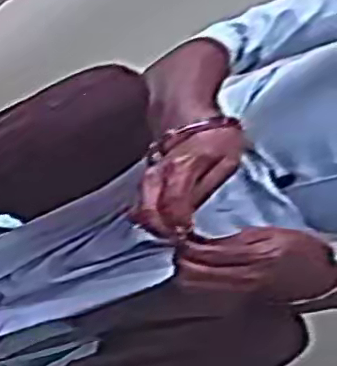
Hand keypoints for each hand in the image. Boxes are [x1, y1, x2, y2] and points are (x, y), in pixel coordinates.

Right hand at [132, 124, 245, 238]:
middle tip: (174, 240)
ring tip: (169, 233)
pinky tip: (161, 223)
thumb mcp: (227, 162)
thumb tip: (189, 214)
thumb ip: (205, 189)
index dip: (177, 223)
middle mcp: (155, 178)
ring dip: (152, 225)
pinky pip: (139, 207)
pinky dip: (148, 218)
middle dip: (159, 229)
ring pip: (139, 212)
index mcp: (180, 170)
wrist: (191, 125)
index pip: (172, 204)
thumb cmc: (216, 141)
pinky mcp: (140, 187)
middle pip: (147, 212)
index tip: (185, 235)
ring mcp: (144, 182)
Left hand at [177, 227, 336, 300]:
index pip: (207, 253)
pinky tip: (191, 273)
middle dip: (180, 260)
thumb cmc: (299, 250)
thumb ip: (234, 238)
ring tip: (183, 262)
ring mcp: (238, 288)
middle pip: (192, 271)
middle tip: (178, 252)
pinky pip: (200, 290)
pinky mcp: (234, 296)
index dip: (187, 247)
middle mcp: (247, 274)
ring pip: (191, 283)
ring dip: (181, 272)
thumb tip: (199, 239)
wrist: (322, 274)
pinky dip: (190, 281)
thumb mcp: (272, 235)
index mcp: (259, 253)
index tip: (179, 240)